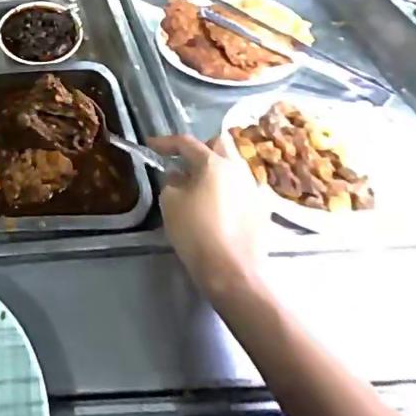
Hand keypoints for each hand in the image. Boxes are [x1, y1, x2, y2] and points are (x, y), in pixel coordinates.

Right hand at [148, 133, 266, 299]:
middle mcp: (238, 169)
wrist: (233, 273)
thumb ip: (172, 181)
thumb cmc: (196, 233)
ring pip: (234, 166)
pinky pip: (243, 188)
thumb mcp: (170, 202)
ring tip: (201, 185)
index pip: (187, 142)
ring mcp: (255, 189)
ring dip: (216, 169)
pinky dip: (229, 189)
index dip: (166, 142)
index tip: (151, 146)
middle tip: (184, 162)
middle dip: (200, 148)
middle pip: (219, 144)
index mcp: (213, 163)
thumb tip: (178, 175)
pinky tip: (219, 206)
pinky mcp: (264, 210)